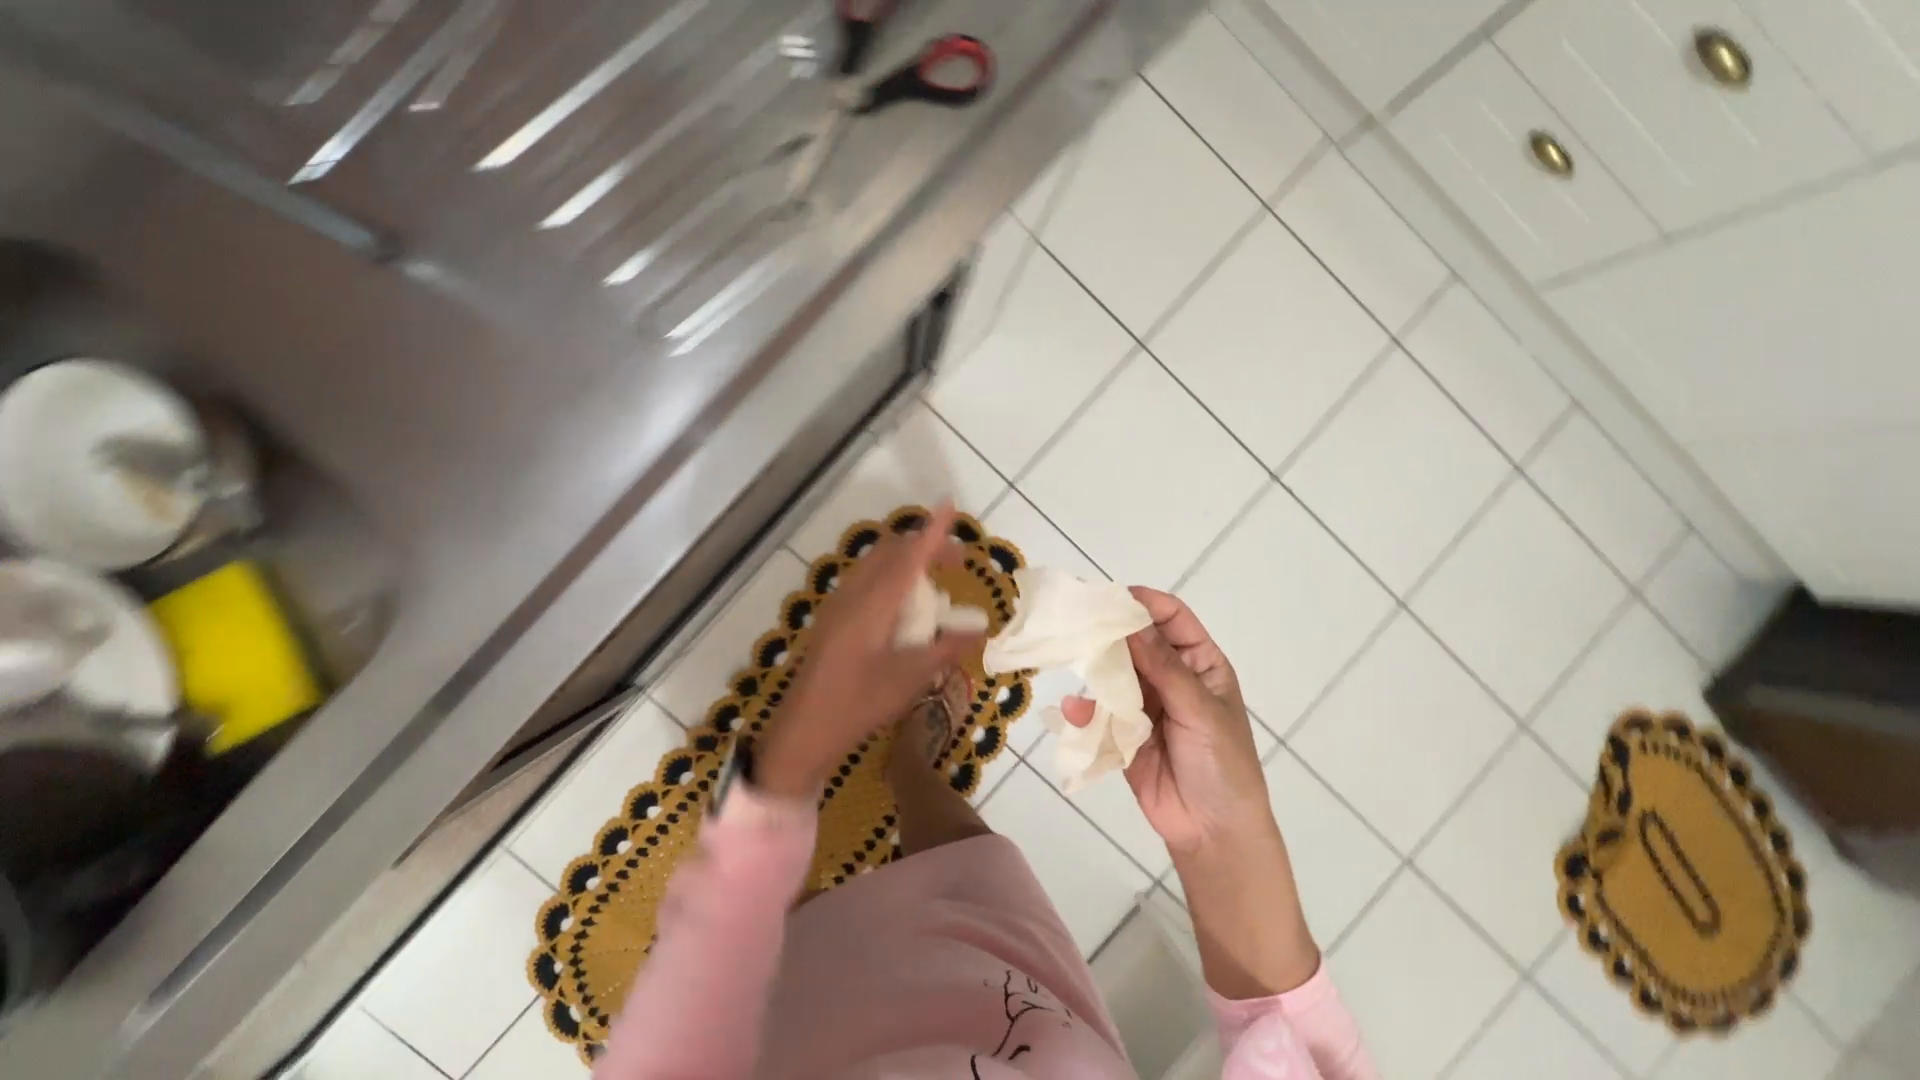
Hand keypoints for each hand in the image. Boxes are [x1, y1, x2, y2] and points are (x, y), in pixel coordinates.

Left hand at [756, 503, 984, 799]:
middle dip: (924, 546)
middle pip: (890, 552)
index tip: (950, 505)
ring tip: (933, 585)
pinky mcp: (832, 619)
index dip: (932, 531)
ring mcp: (838, 605)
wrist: (804, 729)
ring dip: (906, 562)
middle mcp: (853, 595)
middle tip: (955, 564)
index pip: (909, 556)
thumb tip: (981, 629)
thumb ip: (946, 648)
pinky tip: (902, 608)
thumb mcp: (909, 679)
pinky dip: (889, 578)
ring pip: (875, 565)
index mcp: (873, 604)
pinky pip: (865, 581)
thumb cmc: (858, 704)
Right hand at [1064, 587, 1273, 856]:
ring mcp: (1145, 706)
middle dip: (1109, 635)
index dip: (1145, 604)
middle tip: (1076, 624)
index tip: (1112, 598)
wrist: (1213, 831)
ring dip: (1094, 672)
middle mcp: (1170, 678)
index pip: (1171, 619)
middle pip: (1135, 644)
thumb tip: (1131, 622)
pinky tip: (1075, 711)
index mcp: (1200, 664)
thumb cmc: (1223, 763)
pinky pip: (1099, 714)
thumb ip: (1163, 667)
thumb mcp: (1200, 710)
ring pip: (1113, 676)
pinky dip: (1085, 710)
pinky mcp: (1121, 734)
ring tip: (1072, 664)